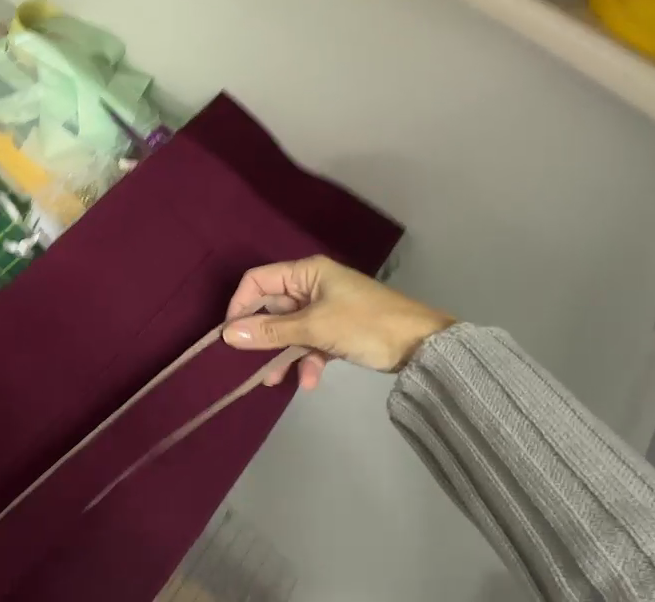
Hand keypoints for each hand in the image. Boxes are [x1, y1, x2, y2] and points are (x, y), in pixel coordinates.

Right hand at [222, 255, 454, 389]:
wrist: (427, 348)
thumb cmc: (366, 325)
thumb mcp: (315, 328)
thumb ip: (270, 331)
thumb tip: (227, 334)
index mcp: (307, 273)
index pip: (259, 281)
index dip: (241, 304)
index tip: (231, 333)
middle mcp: (314, 285)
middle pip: (274, 307)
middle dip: (263, 336)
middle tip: (249, 362)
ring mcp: (328, 308)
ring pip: (292, 329)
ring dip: (284, 353)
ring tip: (274, 381)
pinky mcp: (340, 329)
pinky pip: (313, 341)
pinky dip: (309, 360)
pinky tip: (310, 382)